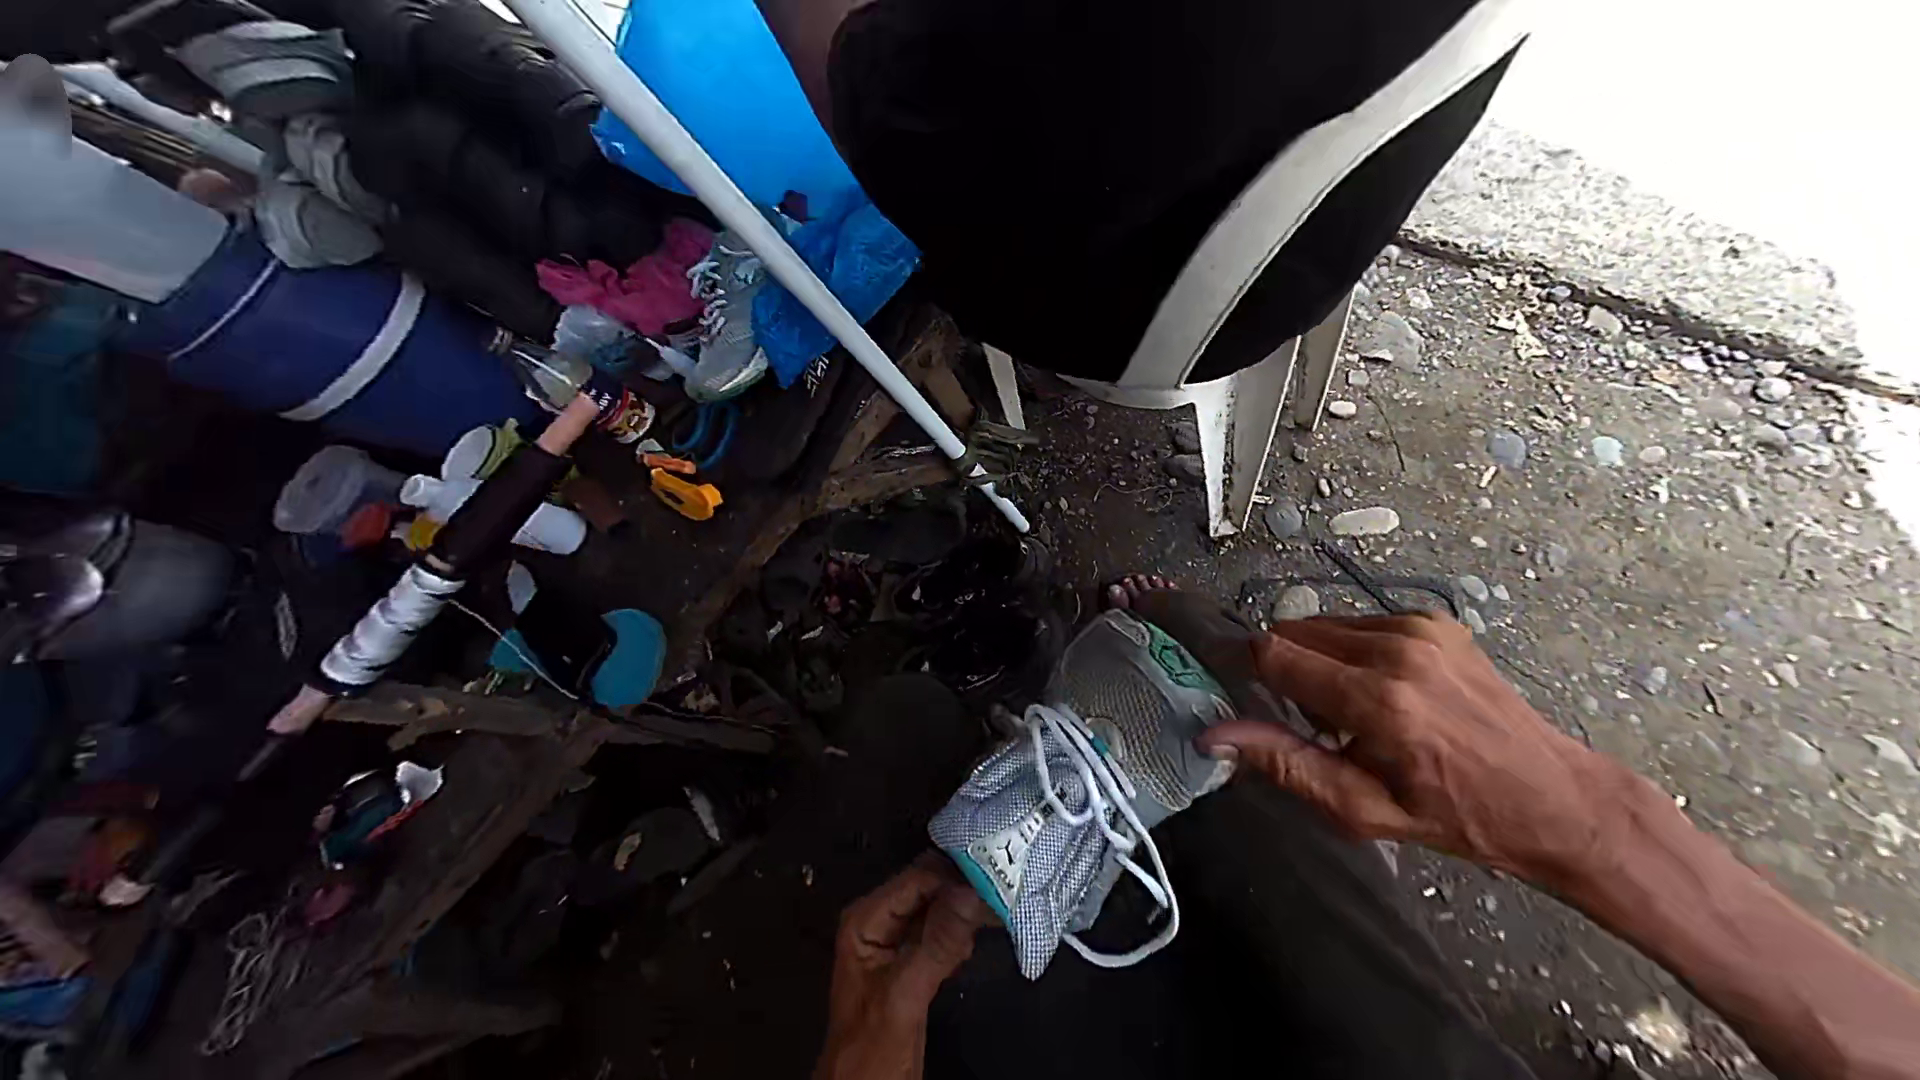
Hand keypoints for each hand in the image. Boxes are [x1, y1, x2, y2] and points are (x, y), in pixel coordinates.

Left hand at [813, 855, 994, 1079]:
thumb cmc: (870, 1056)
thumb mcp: (904, 997)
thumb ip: (936, 944)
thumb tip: (970, 893)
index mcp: (866, 920)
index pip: (917, 878)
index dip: (954, 876)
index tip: (993, 879)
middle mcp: (880, 921)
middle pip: (929, 886)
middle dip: (963, 887)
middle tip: (1001, 892)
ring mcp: (897, 941)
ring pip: (939, 906)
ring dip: (966, 908)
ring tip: (995, 911)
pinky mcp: (915, 962)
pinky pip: (944, 931)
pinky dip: (963, 932)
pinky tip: (978, 938)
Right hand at [1197, 614, 1654, 885]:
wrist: (1559, 799)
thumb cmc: (1456, 815)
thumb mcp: (1362, 810)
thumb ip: (1283, 764)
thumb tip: (1212, 736)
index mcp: (1378, 701)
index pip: (1272, 654)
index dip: (1242, 665)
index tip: (1237, 687)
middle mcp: (1396, 650)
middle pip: (1290, 632)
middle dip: (1281, 667)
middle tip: (1309, 716)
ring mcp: (1419, 628)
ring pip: (1320, 624)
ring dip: (1314, 658)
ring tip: (1349, 704)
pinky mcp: (1433, 620)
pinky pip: (1356, 622)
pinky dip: (1347, 649)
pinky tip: (1379, 686)